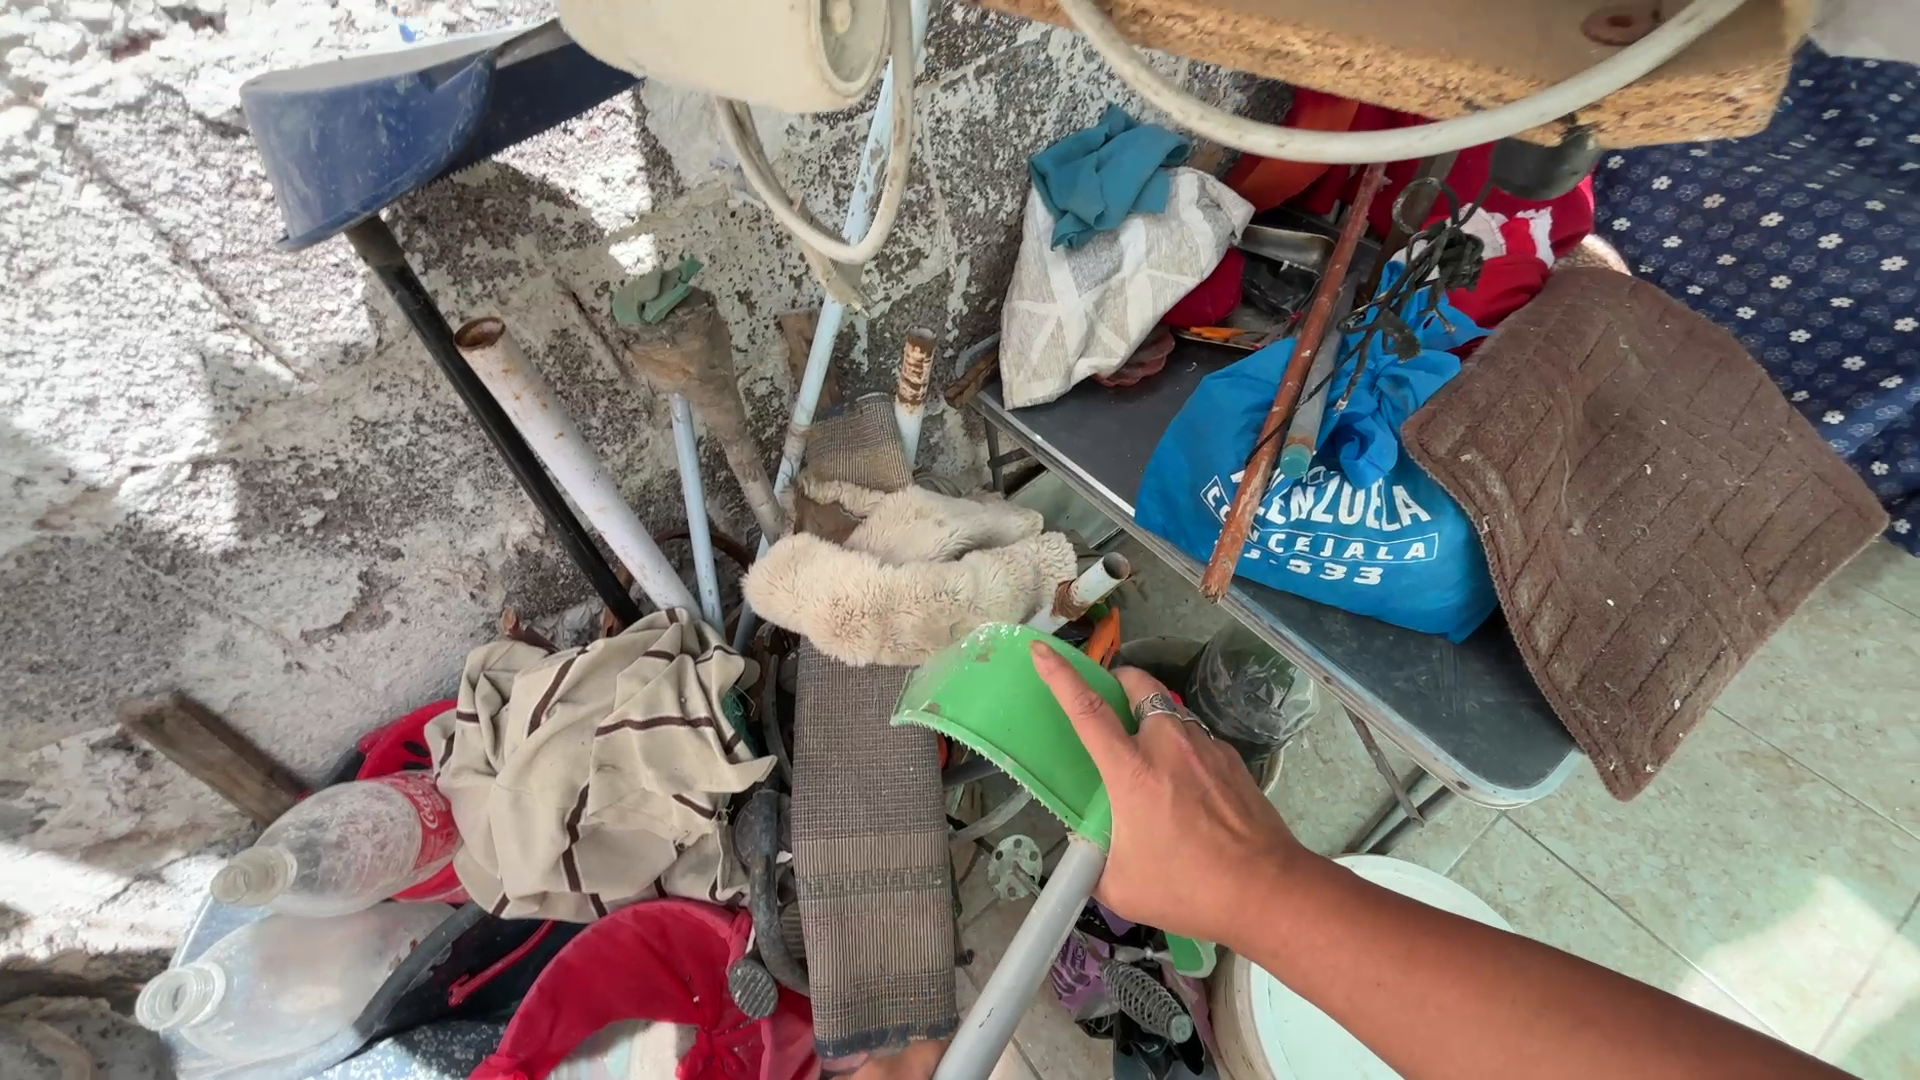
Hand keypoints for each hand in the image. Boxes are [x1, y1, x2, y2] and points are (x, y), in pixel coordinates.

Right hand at [1029, 641, 1312, 949]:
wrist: (1268, 891)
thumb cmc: (1189, 888)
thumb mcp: (1122, 887)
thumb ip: (1093, 861)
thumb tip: (1086, 849)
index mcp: (1131, 770)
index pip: (1087, 709)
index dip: (1061, 676)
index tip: (1043, 651)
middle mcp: (1167, 744)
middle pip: (1137, 684)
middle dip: (1118, 679)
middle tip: (1110, 700)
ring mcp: (1204, 746)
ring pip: (1169, 708)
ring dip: (1151, 716)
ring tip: (1150, 754)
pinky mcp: (1230, 758)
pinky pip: (1195, 736)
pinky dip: (1181, 745)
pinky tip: (1186, 784)